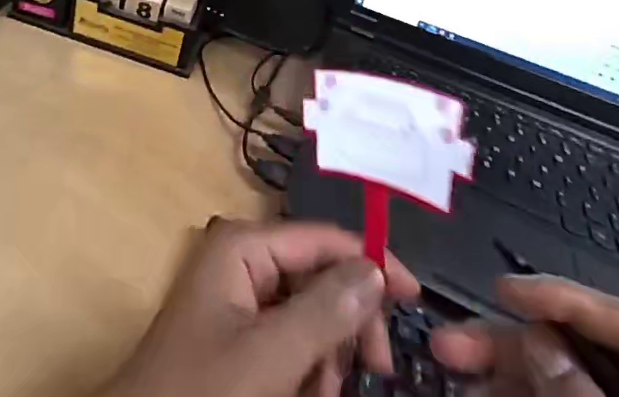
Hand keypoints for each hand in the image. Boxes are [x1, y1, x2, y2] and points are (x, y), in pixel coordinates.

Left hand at [95, 218, 419, 396]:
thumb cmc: (202, 390)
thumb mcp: (269, 356)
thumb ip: (325, 311)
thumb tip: (375, 269)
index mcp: (244, 245)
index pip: (323, 237)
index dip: (372, 260)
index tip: (415, 300)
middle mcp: (244, 258)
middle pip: (321, 276)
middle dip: (346, 325)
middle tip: (373, 371)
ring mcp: (241, 295)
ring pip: (312, 314)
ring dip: (327, 357)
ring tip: (319, 393)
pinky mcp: (241, 332)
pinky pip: (292, 339)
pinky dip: (307, 369)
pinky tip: (304, 393)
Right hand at [426, 275, 618, 396]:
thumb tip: (537, 337)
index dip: (564, 296)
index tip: (502, 289)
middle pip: (577, 350)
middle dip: (507, 342)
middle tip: (448, 344)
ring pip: (555, 377)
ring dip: (499, 369)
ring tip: (451, 369)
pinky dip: (511, 393)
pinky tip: (475, 391)